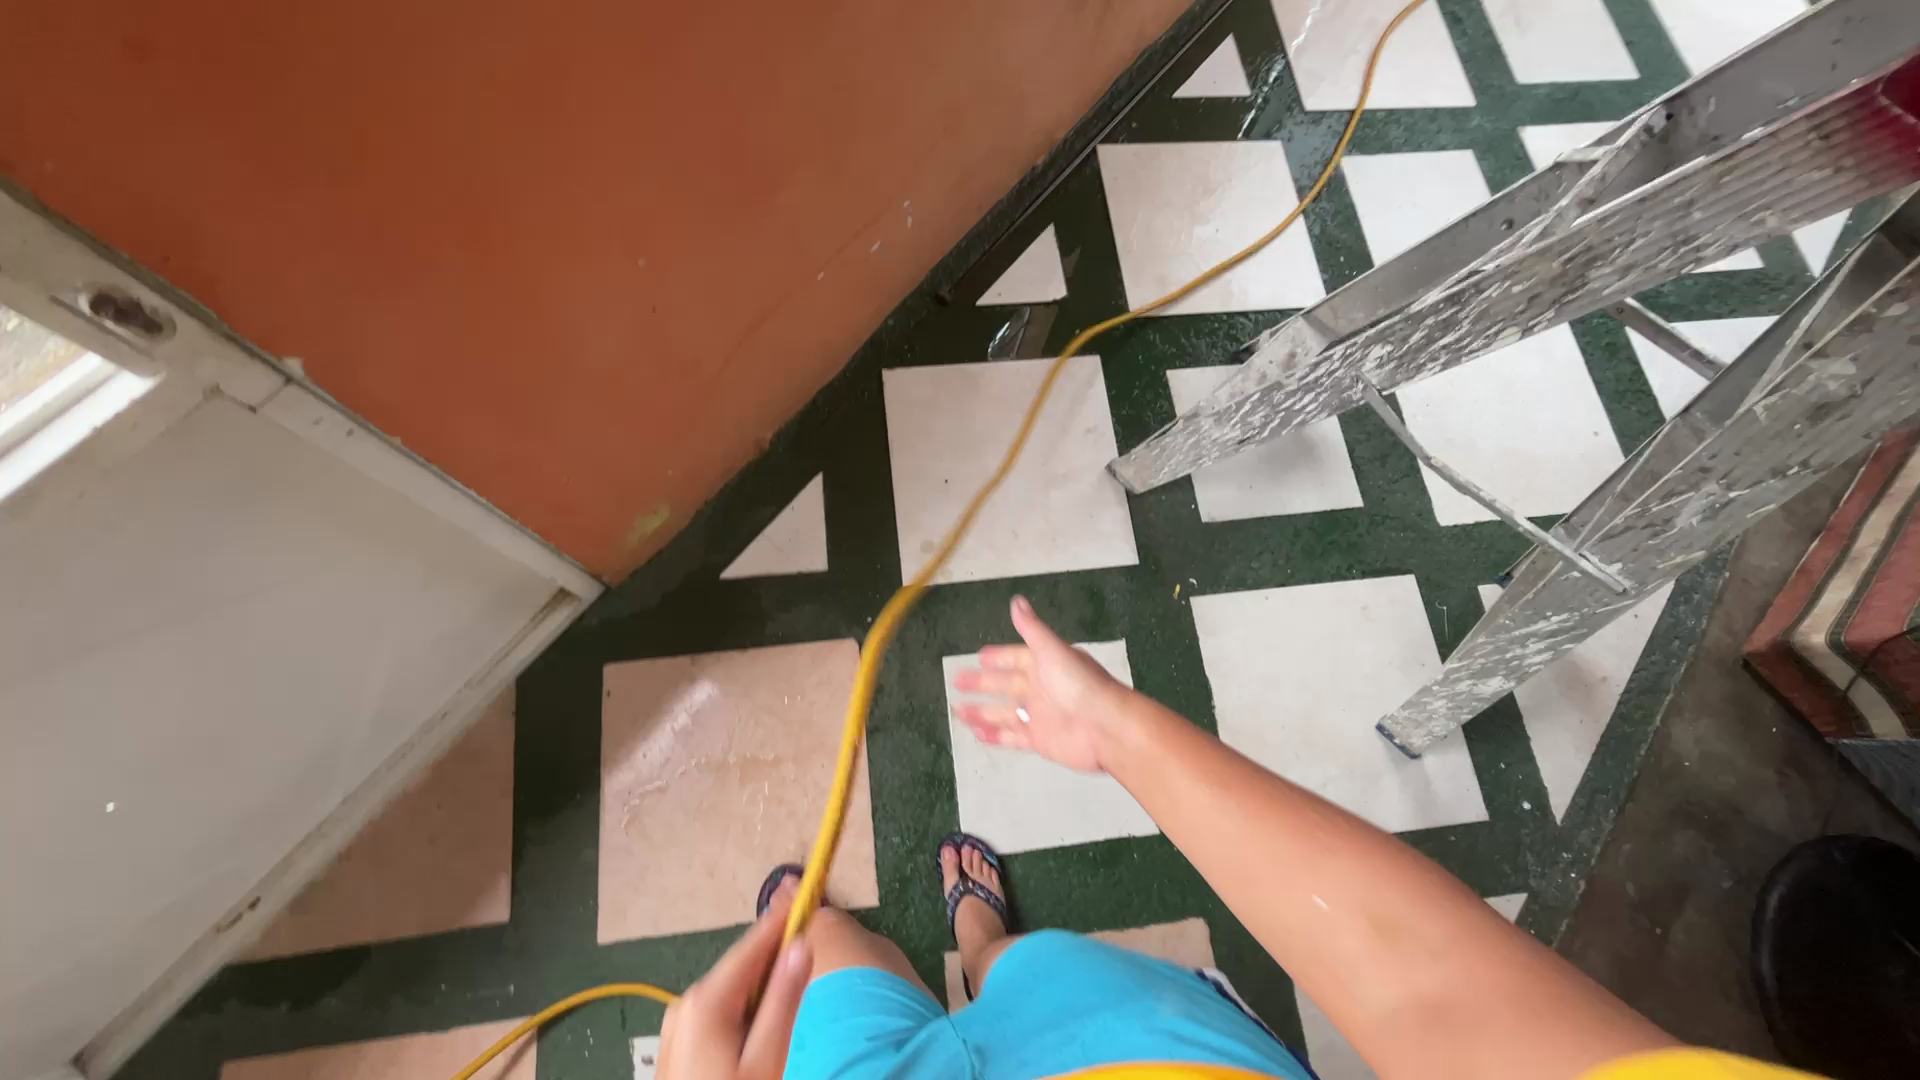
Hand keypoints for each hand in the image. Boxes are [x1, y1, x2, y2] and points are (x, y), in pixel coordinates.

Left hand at [656, 890, 813, 1079]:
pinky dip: (745, 1006)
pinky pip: (720, 1010)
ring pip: (733, 988)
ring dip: (762, 984)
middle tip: (810, 938)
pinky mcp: (678, 1044)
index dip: (784, 915)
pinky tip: (762, 1024)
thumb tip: (802, 943)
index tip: (808, 889)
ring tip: (793, 984)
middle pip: (744, 964)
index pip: (755, 941)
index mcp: (708, 998)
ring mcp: (678, 1024)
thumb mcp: (765, 1060)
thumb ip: (784, 999)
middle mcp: (688, 1001)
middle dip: (776, 953)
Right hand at [950, 595, 1133, 771]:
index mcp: (1044, 665)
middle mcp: (1040, 689)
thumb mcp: (1053, 651)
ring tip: (958, 711)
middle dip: (982, 683)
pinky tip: (977, 733)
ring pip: (1004, 712)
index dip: (998, 657)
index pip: (1015, 658)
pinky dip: (995, 735)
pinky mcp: (1039, 740)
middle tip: (957, 681)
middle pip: (1005, 685)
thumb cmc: (1080, 685)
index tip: (979, 656)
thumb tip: (1016, 600)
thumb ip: (1032, 629)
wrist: (1106, 727)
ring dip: (982, 711)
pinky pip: (1011, 736)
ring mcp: (1039, 716)